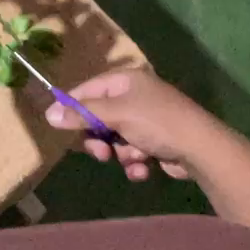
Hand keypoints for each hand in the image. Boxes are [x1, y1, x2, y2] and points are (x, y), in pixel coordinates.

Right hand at [45, 69, 220, 181]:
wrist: (201, 149)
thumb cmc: (157, 122)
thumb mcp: (116, 114)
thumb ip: (82, 114)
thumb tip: (48, 114)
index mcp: (125, 80)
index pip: (87, 89)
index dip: (72, 107)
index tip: (57, 126)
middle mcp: (134, 96)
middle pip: (99, 117)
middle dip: (99, 138)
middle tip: (101, 153)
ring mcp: (145, 119)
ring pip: (114, 139)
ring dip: (120, 153)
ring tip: (132, 159)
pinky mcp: (154, 142)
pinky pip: (131, 152)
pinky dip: (134, 163)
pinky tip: (144, 169)